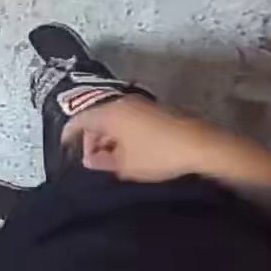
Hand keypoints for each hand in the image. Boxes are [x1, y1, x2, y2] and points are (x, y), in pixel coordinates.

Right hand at [60, 96, 252, 182]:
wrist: (204, 148)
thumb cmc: (158, 157)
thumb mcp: (124, 167)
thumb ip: (101, 162)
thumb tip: (90, 159)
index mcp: (109, 112)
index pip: (78, 119)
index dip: (68, 136)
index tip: (66, 152)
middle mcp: (123, 103)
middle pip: (97, 118)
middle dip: (91, 140)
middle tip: (92, 163)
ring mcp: (143, 106)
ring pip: (115, 120)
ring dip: (109, 139)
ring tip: (112, 163)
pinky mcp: (159, 113)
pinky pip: (131, 122)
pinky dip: (125, 136)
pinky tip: (132, 156)